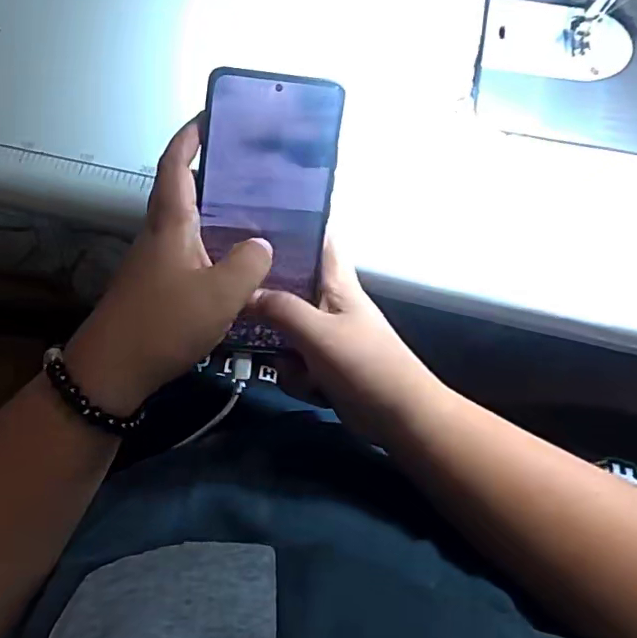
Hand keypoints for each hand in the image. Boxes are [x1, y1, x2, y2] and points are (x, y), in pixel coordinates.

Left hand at [64, 118, 272, 415]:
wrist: (112, 369)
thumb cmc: (164, 322)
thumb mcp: (220, 293)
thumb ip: (249, 263)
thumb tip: (262, 244)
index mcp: (170, 224)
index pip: (175, 166)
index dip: (189, 137)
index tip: (208, 118)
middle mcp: (158, 236)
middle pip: (180, 192)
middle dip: (208, 173)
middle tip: (247, 170)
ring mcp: (153, 262)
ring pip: (186, 225)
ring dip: (212, 213)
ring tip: (252, 214)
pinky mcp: (155, 287)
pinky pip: (188, 253)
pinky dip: (211, 246)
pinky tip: (234, 264)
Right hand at [247, 239, 449, 446]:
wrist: (400, 418)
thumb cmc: (366, 365)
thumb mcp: (318, 334)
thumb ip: (280, 310)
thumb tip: (243, 293)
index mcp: (337, 282)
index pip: (319, 238)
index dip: (292, 224)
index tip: (254, 219)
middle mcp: (328, 302)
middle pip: (288, 285)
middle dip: (264, 298)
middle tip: (235, 302)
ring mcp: (324, 335)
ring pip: (283, 328)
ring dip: (280, 350)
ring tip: (291, 365)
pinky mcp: (322, 364)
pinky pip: (292, 360)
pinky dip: (295, 375)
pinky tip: (307, 387)